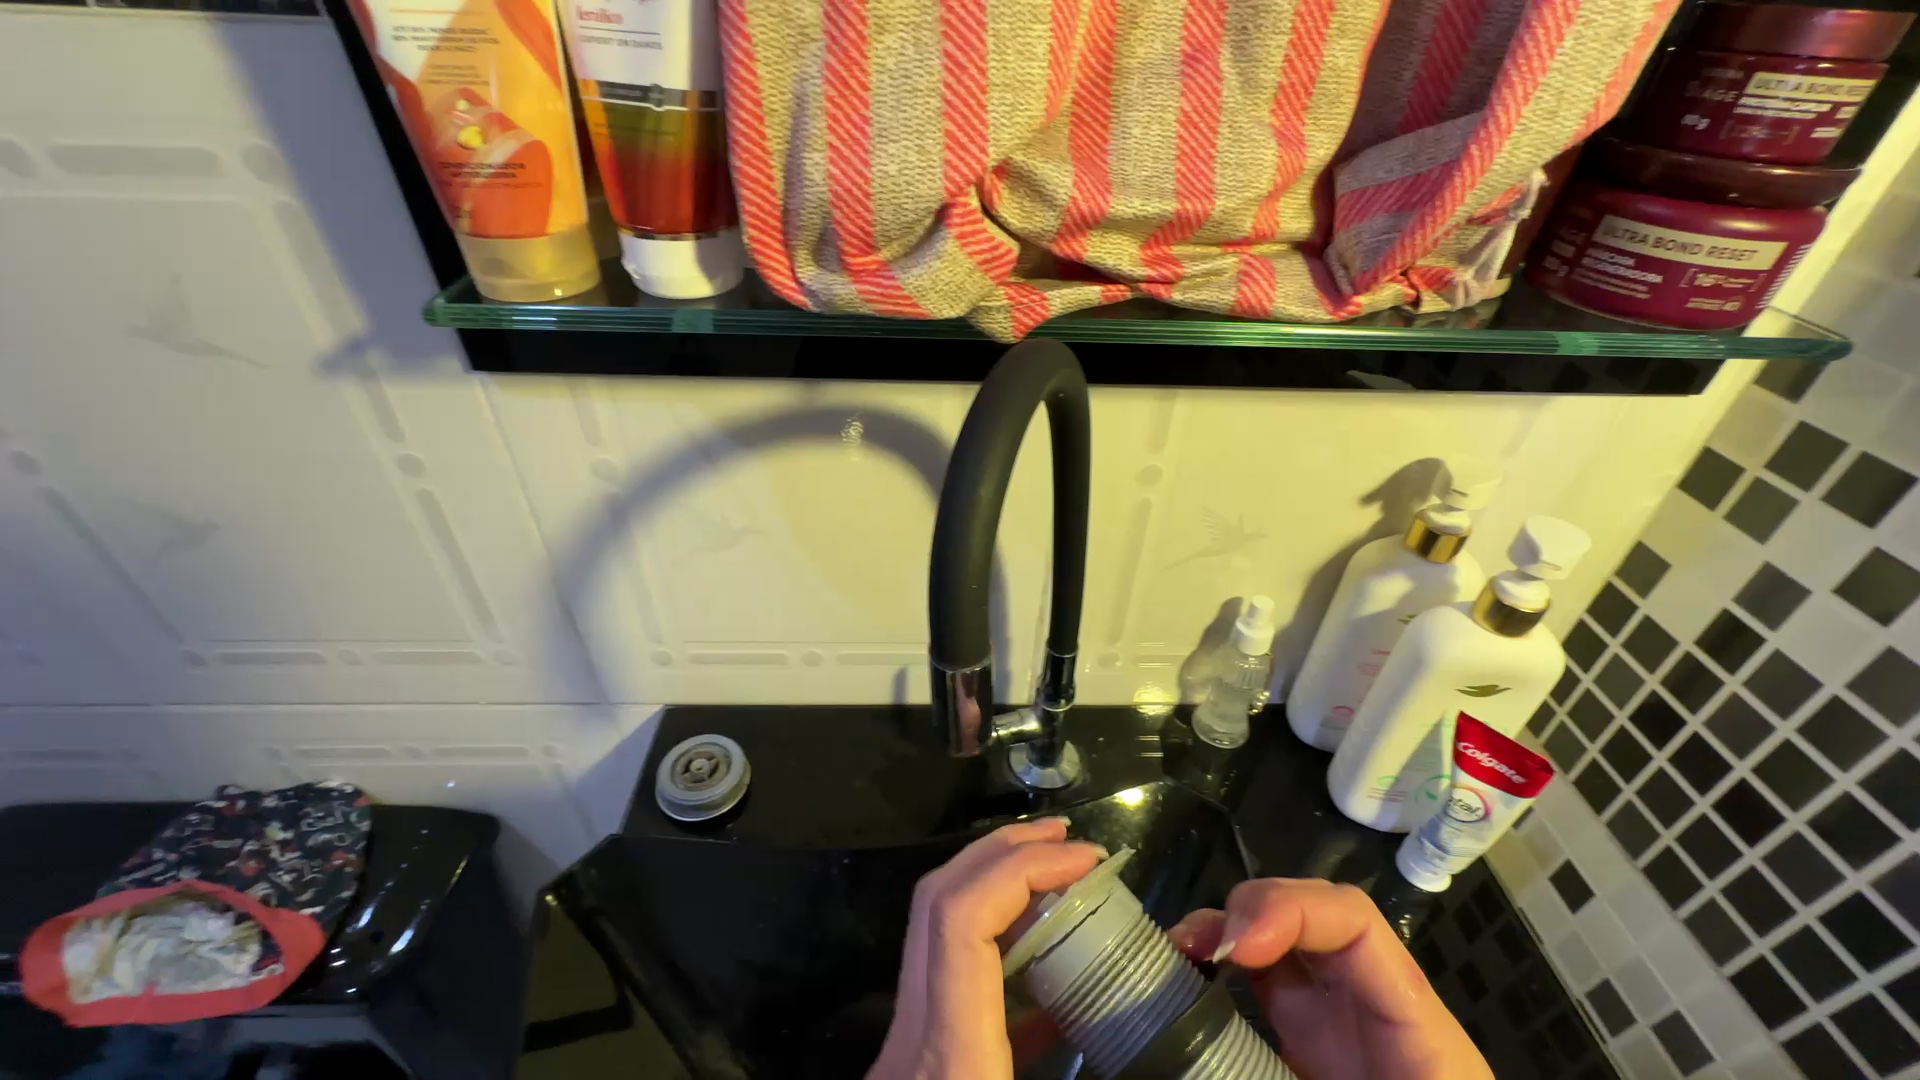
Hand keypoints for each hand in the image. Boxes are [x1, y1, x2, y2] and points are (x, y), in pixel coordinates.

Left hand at [867, 818, 1103, 1079]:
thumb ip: (1096, 1057)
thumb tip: (1180, 1039)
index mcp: (953, 1052)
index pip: (964, 918)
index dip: (1024, 867)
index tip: (1087, 858)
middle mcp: (917, 1029)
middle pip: (941, 897)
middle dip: (1006, 850)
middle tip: (1066, 837)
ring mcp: (907, 1034)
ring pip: (934, 921)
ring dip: (995, 880)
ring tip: (1053, 868)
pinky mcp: (915, 1047)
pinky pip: (948, 968)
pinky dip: (993, 936)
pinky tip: (1042, 948)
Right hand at [1169, 879, 1492, 1079]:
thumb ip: (1303, 1072)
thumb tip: (1216, 1063)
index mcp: (1413, 1029)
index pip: (1355, 923)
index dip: (1289, 911)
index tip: (1234, 949)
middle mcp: (1371, 1003)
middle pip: (1311, 910)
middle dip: (1247, 908)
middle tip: (1197, 946)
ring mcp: (1337, 1019)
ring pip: (1279, 935)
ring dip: (1223, 928)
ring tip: (1178, 949)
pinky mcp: (1306, 1039)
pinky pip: (1261, 977)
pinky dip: (1219, 963)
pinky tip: (1188, 973)